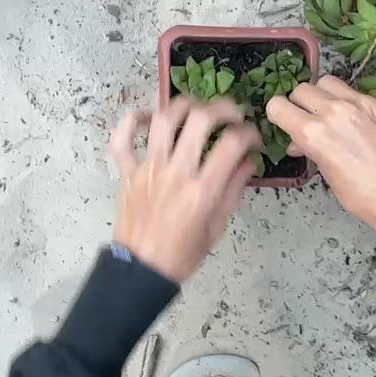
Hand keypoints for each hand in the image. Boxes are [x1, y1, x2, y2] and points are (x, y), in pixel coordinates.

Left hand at [107, 96, 258, 282]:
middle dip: (223, 108)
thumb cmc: (183, 253)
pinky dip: (133, 121)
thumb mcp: (217, 226)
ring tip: (196, 109)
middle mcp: (176, 172)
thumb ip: (233, 190)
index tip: (253, 136)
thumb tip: (248, 162)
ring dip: (184, 106)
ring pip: (164, 120)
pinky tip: (149, 118)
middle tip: (232, 113)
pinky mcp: (127, 172)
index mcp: (202, 190)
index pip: (232, 144)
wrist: (141, 270)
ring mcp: (148, 169)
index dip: (249, 133)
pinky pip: (122, 139)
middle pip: (200, 120)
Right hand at [265, 77, 375, 235]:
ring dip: (322, 95)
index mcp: (314, 133)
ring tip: (330, 114)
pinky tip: (357, 122)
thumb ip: (311, 150)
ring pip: (327, 82)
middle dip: (298, 104)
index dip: (277, 115)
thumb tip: (299, 142)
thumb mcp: (328, 175)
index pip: (278, 106)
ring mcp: (360, 104)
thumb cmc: (363, 196)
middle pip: (301, 89)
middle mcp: (334, 111)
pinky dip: (348, 102)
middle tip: (307, 120)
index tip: (284, 123)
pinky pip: (354, 92)